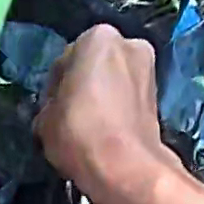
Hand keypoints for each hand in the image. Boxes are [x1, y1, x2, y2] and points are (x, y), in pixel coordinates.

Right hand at [35, 24, 176, 195]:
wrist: (123, 166)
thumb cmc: (78, 132)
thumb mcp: (44, 120)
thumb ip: (49, 108)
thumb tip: (53, 114)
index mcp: (97, 37)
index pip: (64, 62)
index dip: (52, 90)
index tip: (48, 112)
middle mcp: (130, 43)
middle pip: (94, 69)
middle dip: (80, 90)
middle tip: (65, 119)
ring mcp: (149, 70)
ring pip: (112, 85)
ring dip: (98, 102)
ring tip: (83, 132)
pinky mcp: (158, 99)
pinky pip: (126, 102)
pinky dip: (115, 115)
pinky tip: (102, 137)